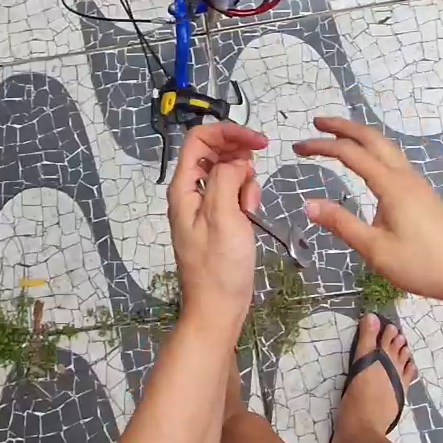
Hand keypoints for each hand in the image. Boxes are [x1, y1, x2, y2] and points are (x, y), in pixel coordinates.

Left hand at [166, 122, 268, 331]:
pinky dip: (244, 194)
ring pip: (224, 171)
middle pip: (211, 151)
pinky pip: (230, 192)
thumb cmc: (219, 266)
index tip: (257, 140)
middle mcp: (188, 192)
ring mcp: (202, 206)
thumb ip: (226, 179)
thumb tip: (235, 160)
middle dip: (237, 151)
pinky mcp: (216, 219)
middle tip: (259, 163)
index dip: (227, 132)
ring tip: (251, 202)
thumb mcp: (224, 216)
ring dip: (243, 176)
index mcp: (183, 187)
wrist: (218, 310)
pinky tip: (251, 211)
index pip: (199, 139)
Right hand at [295, 116, 442, 304]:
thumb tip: (308, 204)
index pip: (350, 153)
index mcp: (390, 184)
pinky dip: (372, 147)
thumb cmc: (422, 264)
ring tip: (338, 135)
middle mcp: (403, 175)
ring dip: (359, 134)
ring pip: (385, 144)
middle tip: (317, 123)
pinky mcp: (422, 192)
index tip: (298, 149)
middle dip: (342, 126)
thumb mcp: (376, 250)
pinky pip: (392, 157)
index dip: (322, 146)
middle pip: (371, 137)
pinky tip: (368, 161)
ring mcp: (416, 181)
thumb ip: (341, 224)